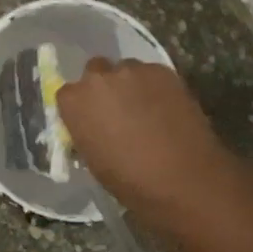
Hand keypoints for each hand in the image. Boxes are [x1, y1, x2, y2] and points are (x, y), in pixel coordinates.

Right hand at [56, 59, 241, 222]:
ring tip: (147, 109)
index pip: (68, 94)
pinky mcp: (163, 71)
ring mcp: (133, 71)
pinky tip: (166, 108)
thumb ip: (87, 131)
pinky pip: (152, 74)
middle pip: (95, 71)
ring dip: (131, 85)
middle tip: (118, 110)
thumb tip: (95, 125)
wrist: (184, 179)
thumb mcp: (92, 159)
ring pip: (126, 70)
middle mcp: (98, 78)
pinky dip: (156, 87)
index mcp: (74, 101)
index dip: (81, 107)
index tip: (92, 121)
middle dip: (104, 87)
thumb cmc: (130, 180)